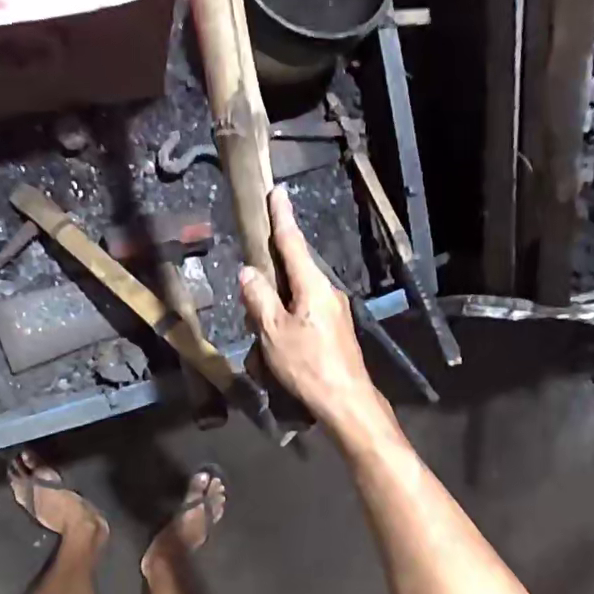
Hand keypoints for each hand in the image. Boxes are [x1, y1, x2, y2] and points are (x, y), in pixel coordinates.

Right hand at [239, 187, 394, 445]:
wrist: (345, 400)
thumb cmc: (308, 365)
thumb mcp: (273, 332)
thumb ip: (259, 298)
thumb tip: (248, 272)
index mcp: (313, 286)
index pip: (293, 244)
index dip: (282, 218)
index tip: (277, 193)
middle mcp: (327, 292)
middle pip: (297, 266)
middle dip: (275, 261)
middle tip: (255, 256)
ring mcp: (333, 310)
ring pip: (299, 290)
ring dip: (278, 294)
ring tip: (259, 313)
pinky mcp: (334, 328)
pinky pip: (305, 307)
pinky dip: (287, 310)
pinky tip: (275, 332)